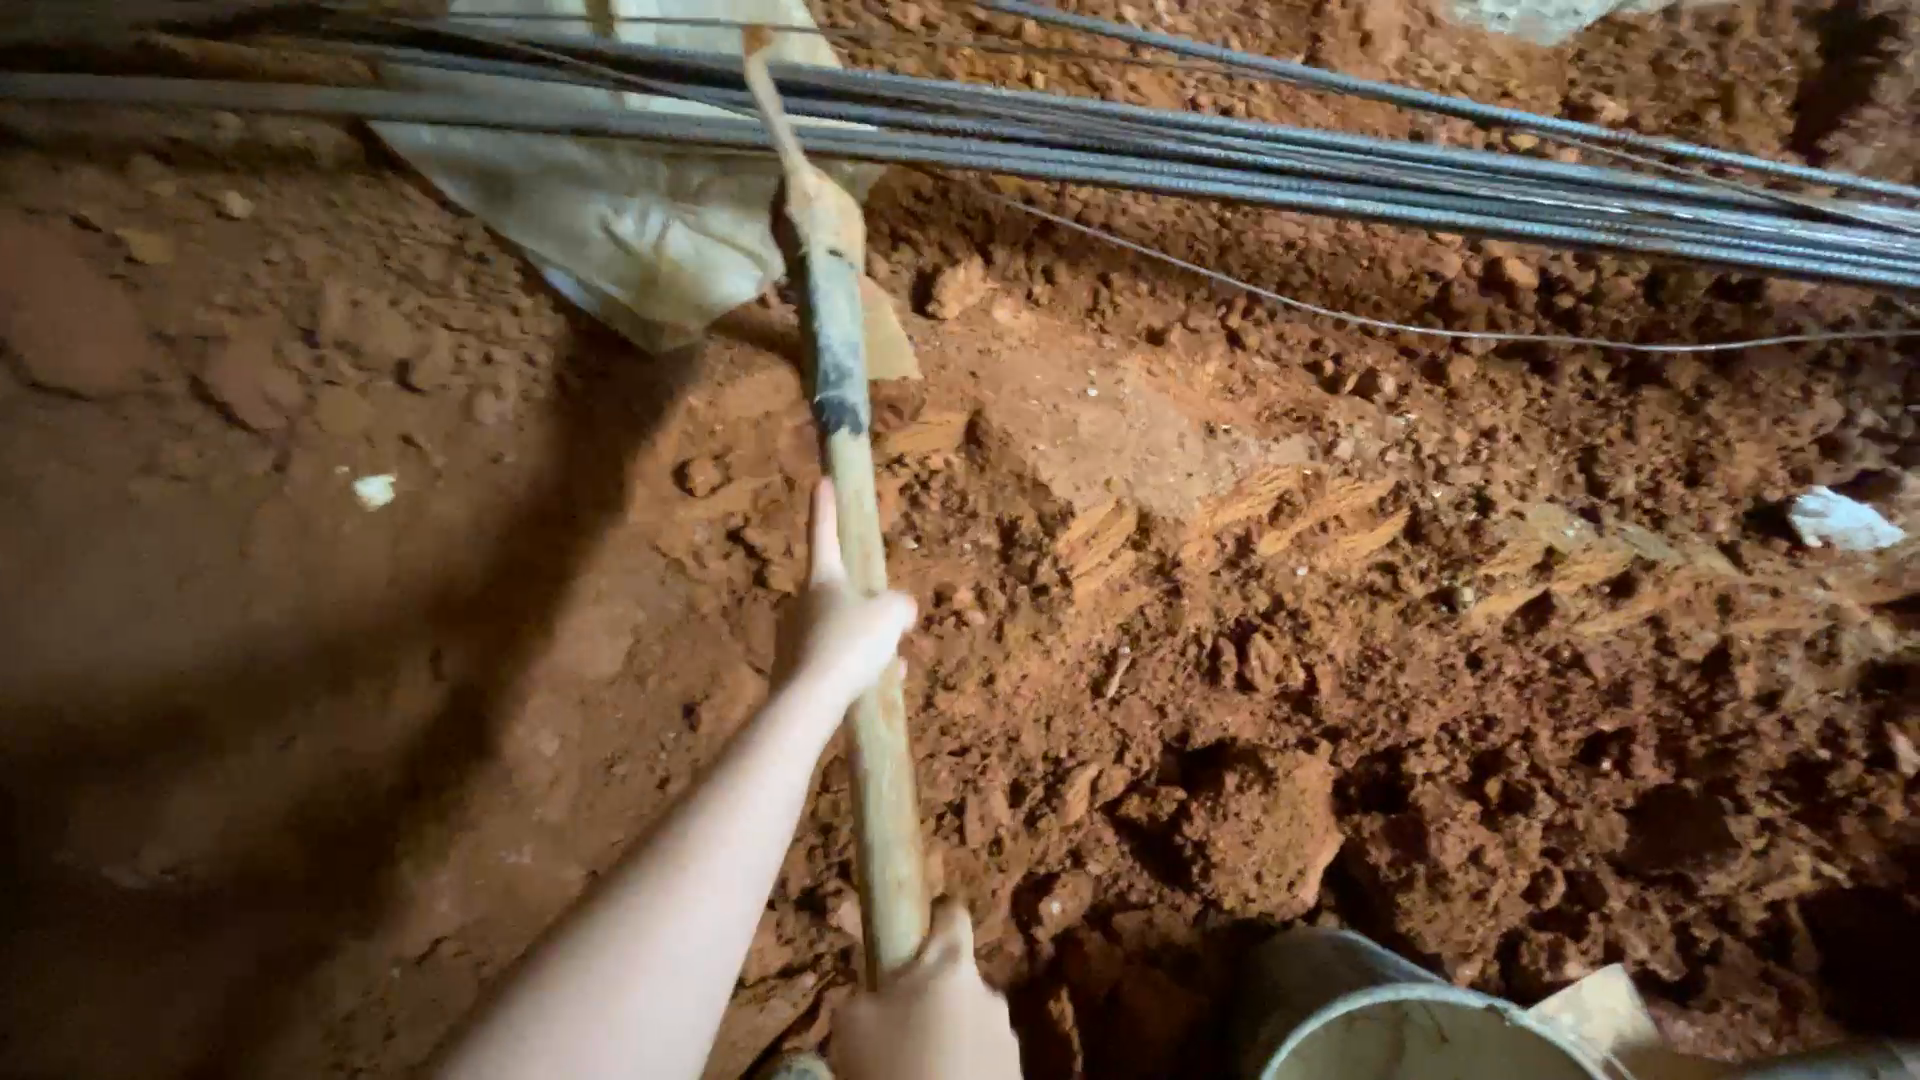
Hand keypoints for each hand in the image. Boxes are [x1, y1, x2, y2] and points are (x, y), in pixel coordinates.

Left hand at [779, 479, 916, 715]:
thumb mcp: (891, 615)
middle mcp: (802, 603)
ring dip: (866, 644)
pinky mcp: (793, 671)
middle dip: (867, 607)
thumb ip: (900, 605)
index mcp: (822, 579)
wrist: (810, 701)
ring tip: (893, 664)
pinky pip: (834, 661)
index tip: (822, 480)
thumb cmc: (851, 644)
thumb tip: (899, 610)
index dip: (825, 506)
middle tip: (891, 627)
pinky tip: (878, 685)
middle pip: (840, 593)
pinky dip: (856, 668)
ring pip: (840, 631)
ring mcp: (794, 637)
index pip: (824, 533)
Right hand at [832, 900, 1023, 1079]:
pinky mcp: (1016, 1074)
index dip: (931, 918)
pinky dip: (964, 1066)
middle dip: (933, 995)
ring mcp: (1008, 1034)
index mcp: (952, 964)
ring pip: (971, 1018)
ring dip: (950, 1034)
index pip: (951, 912)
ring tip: (917, 1066)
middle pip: (957, 976)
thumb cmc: (893, 1067)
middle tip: (900, 1027)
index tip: (912, 936)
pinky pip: (984, 1056)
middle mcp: (989, 989)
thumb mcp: (853, 1021)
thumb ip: (868, 990)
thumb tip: (878, 994)